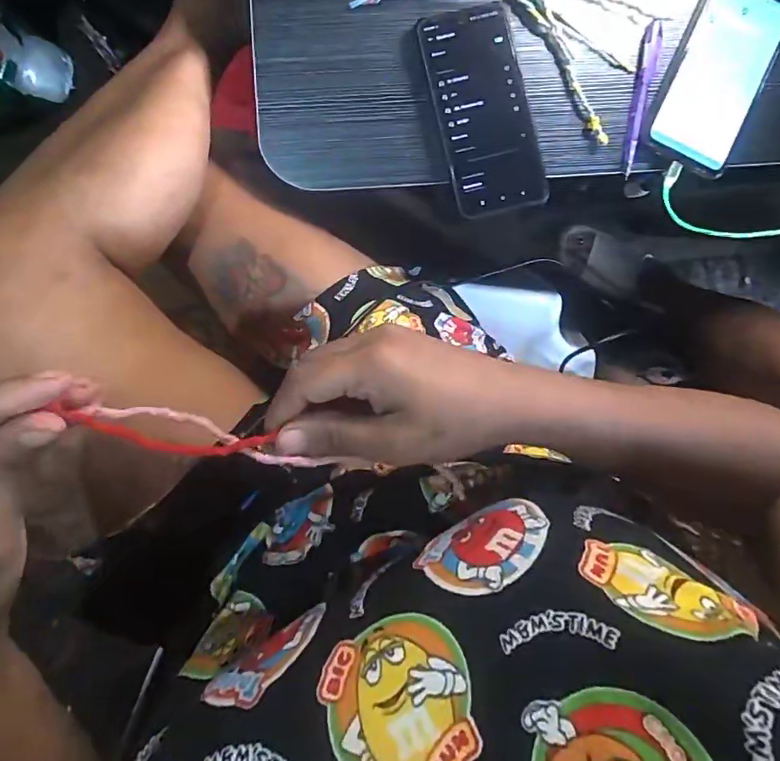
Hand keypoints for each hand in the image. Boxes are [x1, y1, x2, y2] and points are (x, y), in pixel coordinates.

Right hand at [266, 327, 543, 464]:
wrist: (507, 397)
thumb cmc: (453, 425)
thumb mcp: (392, 443)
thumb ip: (334, 437)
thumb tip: (281, 442)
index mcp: (366, 361)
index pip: (302, 380)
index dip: (281, 412)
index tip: (272, 447)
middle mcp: (368, 336)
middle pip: (310, 362)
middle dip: (294, 400)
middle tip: (294, 443)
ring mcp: (384, 332)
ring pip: (328, 356)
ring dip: (314, 390)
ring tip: (320, 430)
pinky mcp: (396, 336)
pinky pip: (350, 355)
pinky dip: (337, 380)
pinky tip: (348, 408)